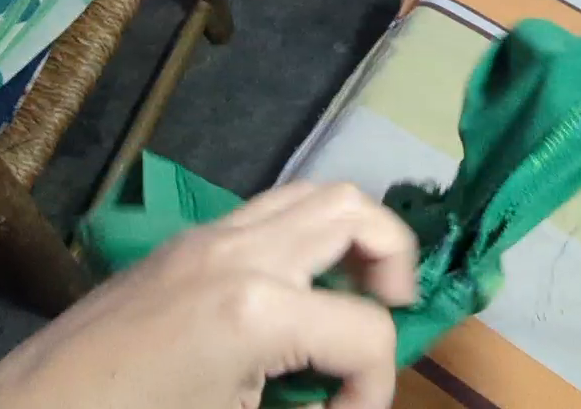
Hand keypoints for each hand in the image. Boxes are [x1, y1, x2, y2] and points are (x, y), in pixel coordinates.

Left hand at [0, 182, 418, 408]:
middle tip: (389, 313)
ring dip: (349, 235)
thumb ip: (306, 405)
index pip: (366, 332)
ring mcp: (210, 233)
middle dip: (391, 261)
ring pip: (311, 193)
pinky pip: (270, 210)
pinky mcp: (188, 239)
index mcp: (256, 311)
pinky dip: (305, 237)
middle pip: (351, 211)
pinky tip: (295, 291)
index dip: (375, 391)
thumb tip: (345, 396)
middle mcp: (240, 249)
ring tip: (354, 292)